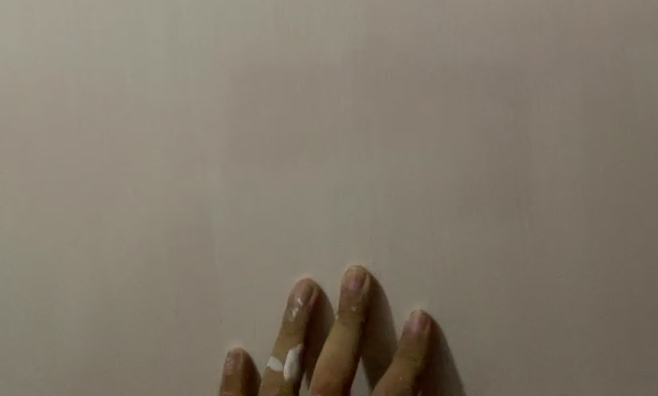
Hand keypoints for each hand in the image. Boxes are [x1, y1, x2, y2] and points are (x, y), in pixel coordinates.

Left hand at [218, 266, 433, 395]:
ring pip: (285, 375)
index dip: (409, 357)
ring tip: (304, 286)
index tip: (421, 317)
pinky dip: (236, 383)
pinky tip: (238, 353)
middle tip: (357, 274)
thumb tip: (418, 390)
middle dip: (350, 321)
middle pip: (336, 370)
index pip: (392, 394)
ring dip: (295, 330)